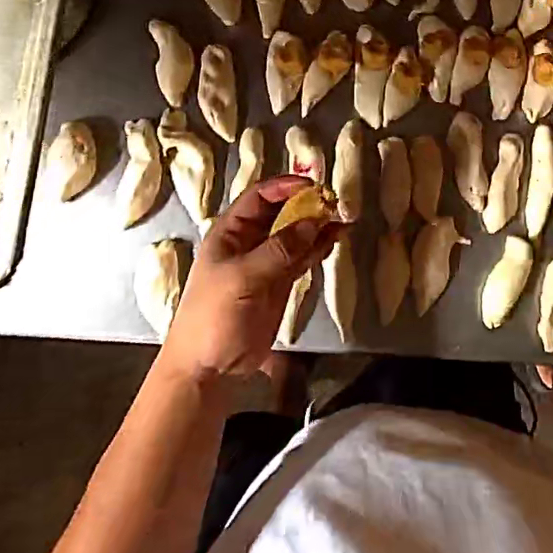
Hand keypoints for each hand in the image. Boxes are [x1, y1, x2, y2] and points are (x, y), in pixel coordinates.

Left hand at [160, 175, 344, 383]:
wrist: (208, 368)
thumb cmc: (214, 317)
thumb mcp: (242, 278)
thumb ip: (278, 250)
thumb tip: (313, 222)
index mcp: (229, 233)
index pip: (258, 197)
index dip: (284, 187)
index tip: (313, 185)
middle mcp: (249, 242)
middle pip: (281, 213)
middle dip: (306, 204)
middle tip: (335, 201)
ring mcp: (266, 263)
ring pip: (295, 235)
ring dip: (318, 225)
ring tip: (344, 217)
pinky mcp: (280, 283)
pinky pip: (302, 257)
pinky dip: (318, 247)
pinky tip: (335, 239)